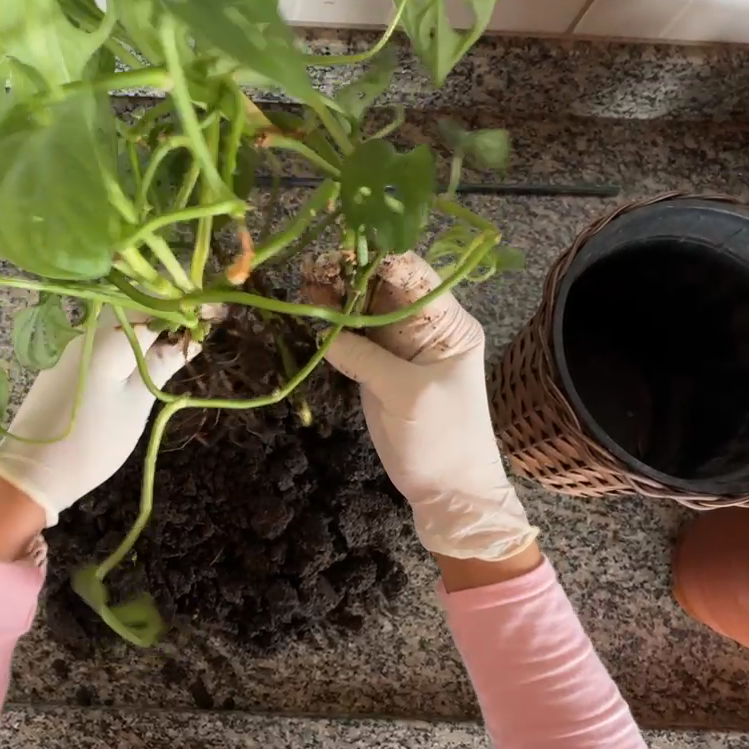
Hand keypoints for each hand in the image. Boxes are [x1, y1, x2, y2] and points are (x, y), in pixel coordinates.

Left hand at [0, 306, 197, 526]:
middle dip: (165, 316)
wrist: (34, 471)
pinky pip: (100, 341)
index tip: (210, 318)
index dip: (183, 308)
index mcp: (108, 337)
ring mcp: (71, 346)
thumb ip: (162, 365)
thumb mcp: (137, 405)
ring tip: (172, 349)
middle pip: (133, 309)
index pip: (153, 305)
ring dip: (145, 330)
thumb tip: (189, 341)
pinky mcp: (62, 364)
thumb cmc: (94, 442)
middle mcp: (87, 332)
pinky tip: (139, 361)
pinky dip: (124, 344)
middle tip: (193, 336)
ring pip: (115, 324)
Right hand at [323, 253, 538, 571]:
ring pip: (363, 313)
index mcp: (447, 324)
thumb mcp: (406, 393)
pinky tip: (309, 318)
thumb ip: (365, 356)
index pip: (412, 276)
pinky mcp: (377, 371)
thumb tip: (323, 328)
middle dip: (347, 278)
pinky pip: (353, 341)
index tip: (337, 257)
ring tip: (301, 290)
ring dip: (334, 301)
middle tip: (308, 273)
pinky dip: (332, 330)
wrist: (447, 490)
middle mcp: (423, 328)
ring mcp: (398, 350)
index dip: (375, 262)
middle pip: (383, 290)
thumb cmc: (441, 439)